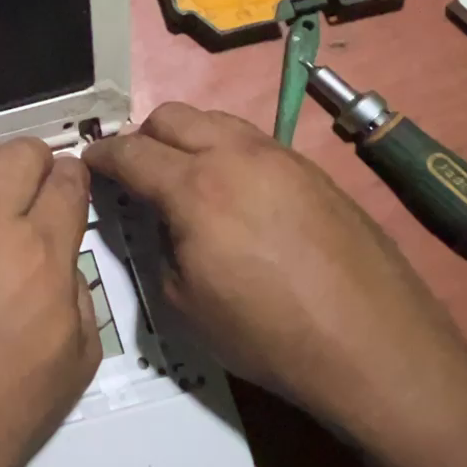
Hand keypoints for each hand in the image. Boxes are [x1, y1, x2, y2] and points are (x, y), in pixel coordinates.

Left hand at [0, 139, 98, 466]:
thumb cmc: (8, 405)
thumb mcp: (78, 357)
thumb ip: (77, 289)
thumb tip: (58, 256)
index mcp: (39, 253)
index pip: (68, 180)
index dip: (78, 179)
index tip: (76, 189)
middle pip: (21, 152)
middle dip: (42, 161)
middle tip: (43, 188)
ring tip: (0, 192)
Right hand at [84, 103, 466, 437]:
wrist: (378, 349)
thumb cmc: (269, 335)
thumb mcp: (186, 303)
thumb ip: (159, 246)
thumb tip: (159, 223)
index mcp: (196, 188)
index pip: (131, 152)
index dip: (101, 156)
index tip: (87, 162)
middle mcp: (236, 156)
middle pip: (171, 116)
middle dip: (142, 136)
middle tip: (135, 171)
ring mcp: (281, 157)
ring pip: (215, 119)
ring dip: (187, 137)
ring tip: (185, 176)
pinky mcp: (313, 171)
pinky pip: (253, 140)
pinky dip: (226, 151)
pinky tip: (234, 192)